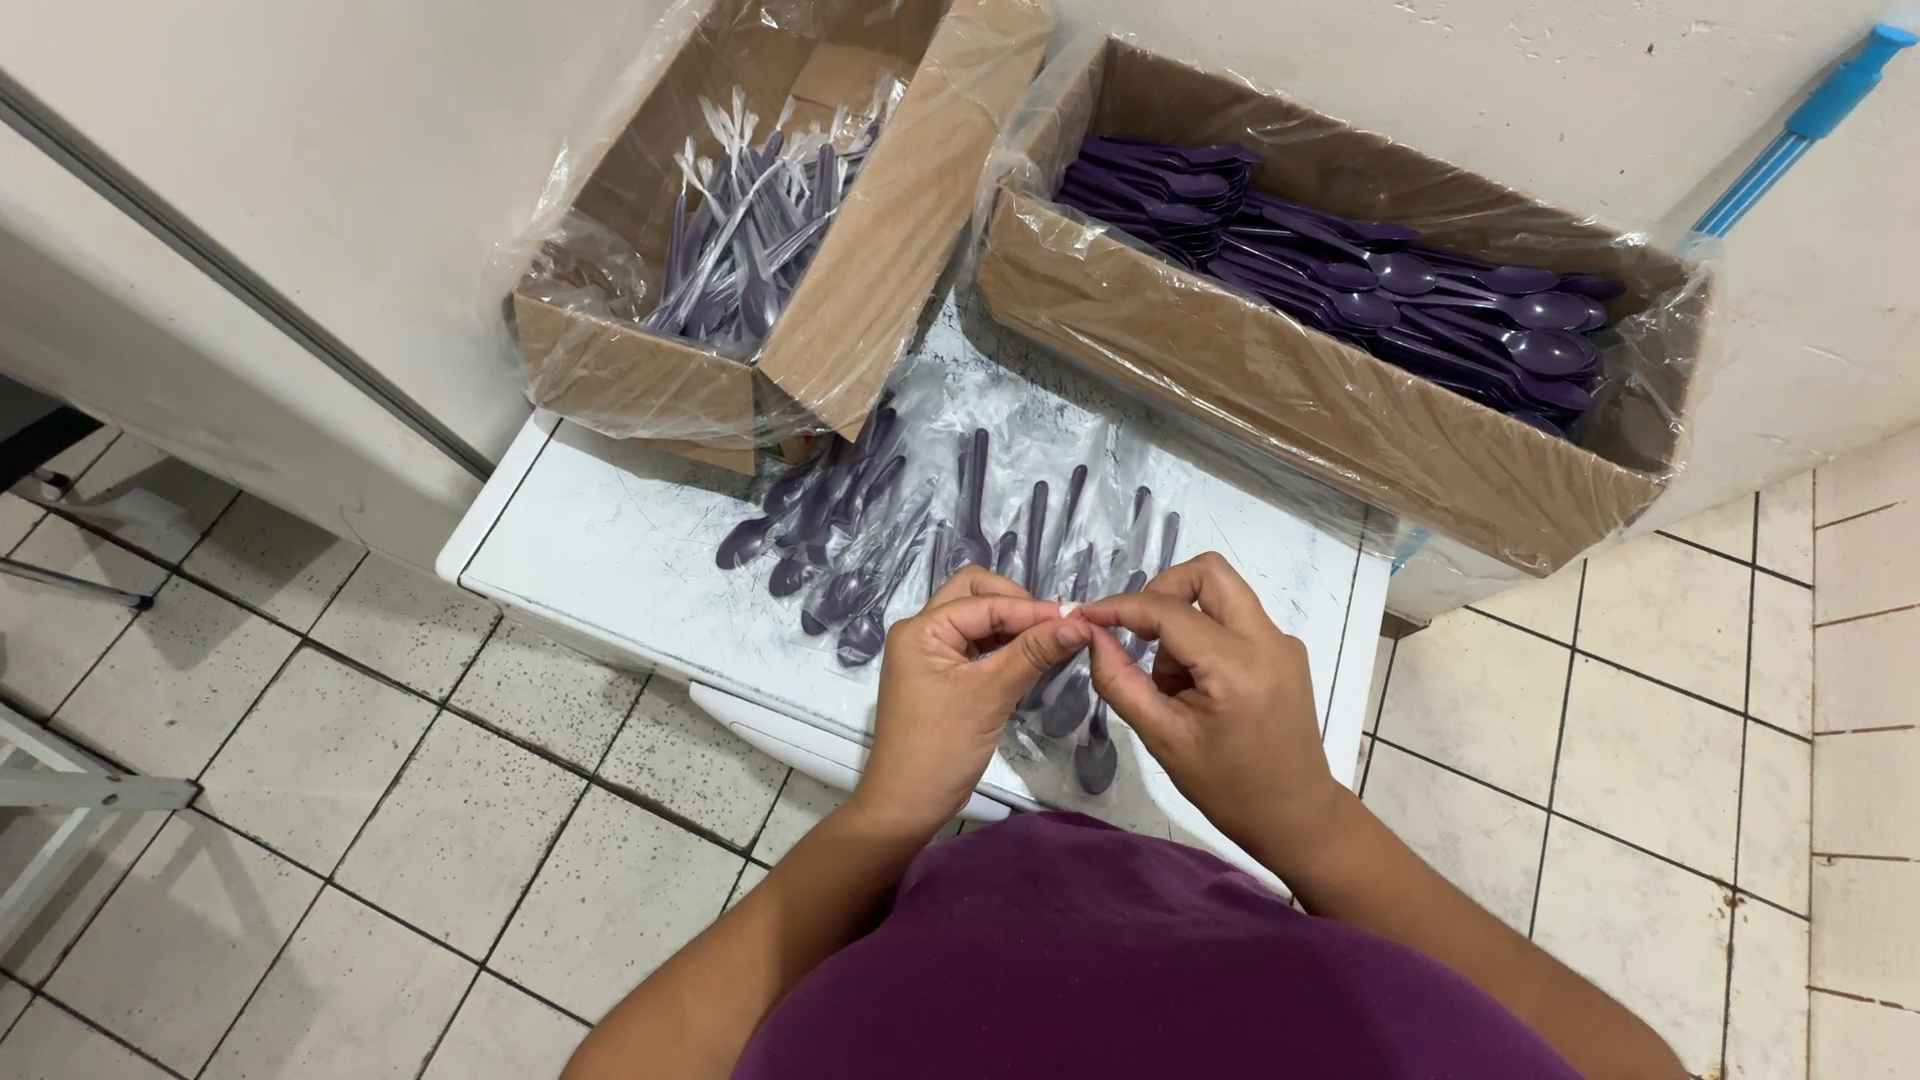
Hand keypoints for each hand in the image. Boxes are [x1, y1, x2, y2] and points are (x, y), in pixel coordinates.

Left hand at [855, 566, 1093, 837]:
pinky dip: (1006, 646)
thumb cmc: (940, 748)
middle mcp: (922, 632)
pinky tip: (1034, 657)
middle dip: (1017, 604)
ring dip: (1014, 625)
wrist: (907, 805)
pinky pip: (978, 646)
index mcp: (921, 630)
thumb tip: (1078, 622)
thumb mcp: (989, 696)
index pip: (984, 602)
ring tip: (1053, 639)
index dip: (1031, 609)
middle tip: (1055, 625)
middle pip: (975, 595)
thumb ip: (1033, 654)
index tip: (1077, 618)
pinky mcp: (944, 675)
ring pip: (978, 620)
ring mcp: (932, 654)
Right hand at [1078, 552, 1336, 852]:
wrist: (1295, 815)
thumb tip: (1092, 634)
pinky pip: (1233, 616)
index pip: (1169, 611)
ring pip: (1220, 591)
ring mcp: (1282, 642)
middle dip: (1162, 590)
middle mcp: (1268, 642)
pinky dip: (1203, 634)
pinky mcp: (1284, 649)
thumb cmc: (1226, 787)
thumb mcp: (1161, 738)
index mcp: (1237, 669)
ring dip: (1183, 617)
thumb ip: (1120, 681)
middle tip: (1138, 631)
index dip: (1121, 607)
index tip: (1088, 616)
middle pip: (1208, 571)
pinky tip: (1197, 684)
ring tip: (1174, 681)